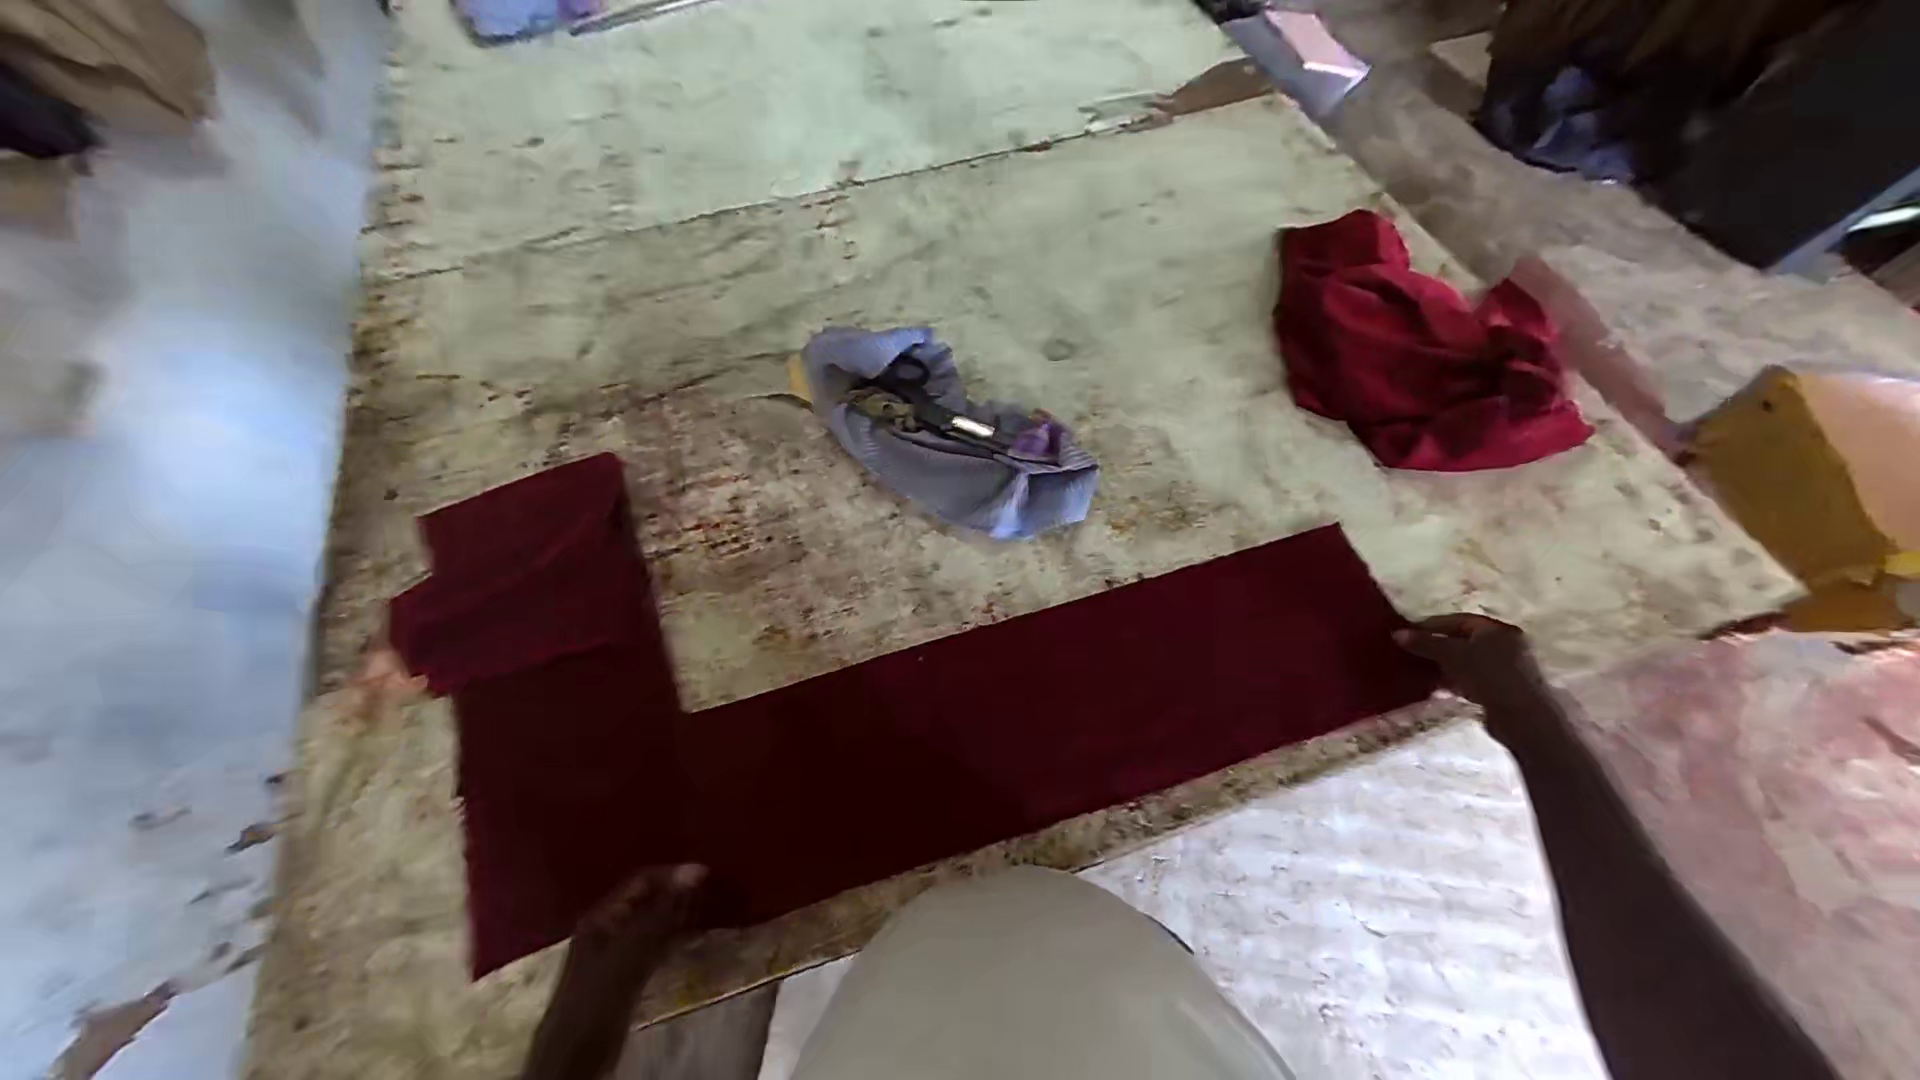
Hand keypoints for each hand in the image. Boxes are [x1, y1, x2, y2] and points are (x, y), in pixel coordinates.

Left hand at [563, 864, 706, 995]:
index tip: (705, 875)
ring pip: (654, 925)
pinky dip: (675, 939)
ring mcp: (617, 953)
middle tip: (712, 891)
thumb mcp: (633, 948)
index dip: (672, 875)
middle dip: (678, 895)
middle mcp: (609, 929)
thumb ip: (664, 909)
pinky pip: (656, 947)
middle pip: (649, 902)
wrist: (577, 1056)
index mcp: (602, 916)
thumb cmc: (600, 994)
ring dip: (680, 917)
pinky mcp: (627, 976)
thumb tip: (695, 870)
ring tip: (709, 910)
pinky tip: (696, 937)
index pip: (642, 881)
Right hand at [1393, 614, 1551, 717]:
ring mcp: (1508, 669)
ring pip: (1466, 661)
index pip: (1457, 620)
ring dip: (1443, 665)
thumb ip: (1424, 643)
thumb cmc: (1489, 675)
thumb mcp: (1451, 655)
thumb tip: (1397, 633)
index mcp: (1498, 630)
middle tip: (1411, 652)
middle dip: (1435, 647)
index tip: (1407, 633)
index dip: (1430, 625)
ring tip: (1420, 671)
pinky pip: (1472, 679)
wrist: (1523, 718)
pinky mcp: (1504, 689)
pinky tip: (1438, 688)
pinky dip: (1454, 680)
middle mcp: (1507, 645)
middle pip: (1462, 641)